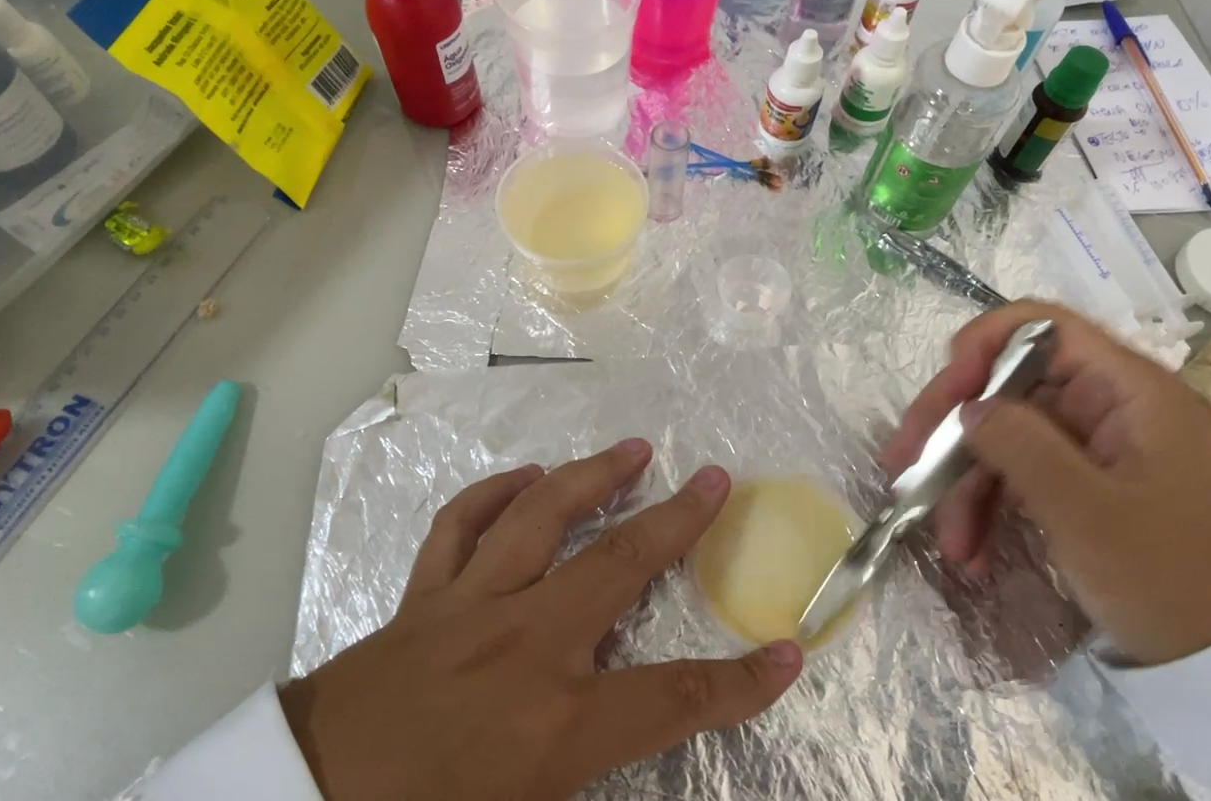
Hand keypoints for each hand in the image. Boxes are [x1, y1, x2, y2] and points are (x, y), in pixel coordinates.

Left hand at [278, 439, 803, 800]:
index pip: (676, 699)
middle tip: (715, 480)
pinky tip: (524, 478)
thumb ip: (591, 759)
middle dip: (678, 521)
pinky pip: (460, 526)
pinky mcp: (424, 595)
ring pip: (541, 518)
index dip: (742, 682)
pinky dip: (494, 494)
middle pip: (620, 565)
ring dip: (592, 477)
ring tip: (631, 451)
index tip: (786, 655)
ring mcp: (470, 608)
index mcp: (558, 723)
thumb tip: (632, 722)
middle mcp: (524, 646)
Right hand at [885, 303, 1210, 665]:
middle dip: (953, 428)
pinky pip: (1022, 477)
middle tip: (903, 467)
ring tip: (949, 544)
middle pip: (1009, 385)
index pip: (1041, 327)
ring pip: (1007, 437)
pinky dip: (991, 508)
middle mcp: (1108, 405)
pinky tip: (972, 551)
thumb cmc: (1176, 580)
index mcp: (1126, 389)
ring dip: (966, 484)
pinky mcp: (1086, 487)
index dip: (982, 346)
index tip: (944, 396)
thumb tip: (968, 408)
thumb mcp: (1090, 515)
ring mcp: (1096, 448)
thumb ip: (1023, 448)